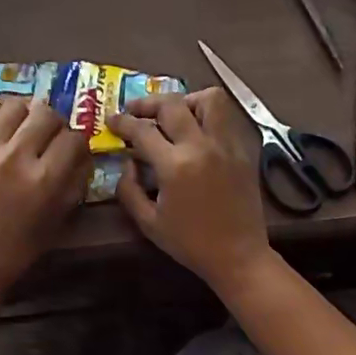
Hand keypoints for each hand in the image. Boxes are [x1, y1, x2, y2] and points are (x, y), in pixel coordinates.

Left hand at [0, 96, 91, 292]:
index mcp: (44, 179)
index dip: (78, 143)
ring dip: (25, 114)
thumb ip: (75, 181)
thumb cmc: (22, 245)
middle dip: (55, 124)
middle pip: (45, 114)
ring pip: (13, 106)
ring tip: (23, 128)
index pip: (73, 139)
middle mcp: (15, 158)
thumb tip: (82, 152)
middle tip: (49, 137)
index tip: (72, 151)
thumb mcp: (60, 217)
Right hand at [110, 88, 272, 288]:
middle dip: (148, 103)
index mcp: (175, 166)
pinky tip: (198, 133)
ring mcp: (226, 145)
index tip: (112, 120)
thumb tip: (126, 164)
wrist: (237, 255)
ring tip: (175, 115)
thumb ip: (129, 190)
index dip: (122, 122)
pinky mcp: (243, 151)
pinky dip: (209, 117)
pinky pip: (227, 119)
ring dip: (187, 101)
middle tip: (135, 112)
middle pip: (172, 104)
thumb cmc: (189, 244)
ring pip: (209, 100)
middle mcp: (202, 146)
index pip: (142, 130)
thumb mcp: (149, 223)